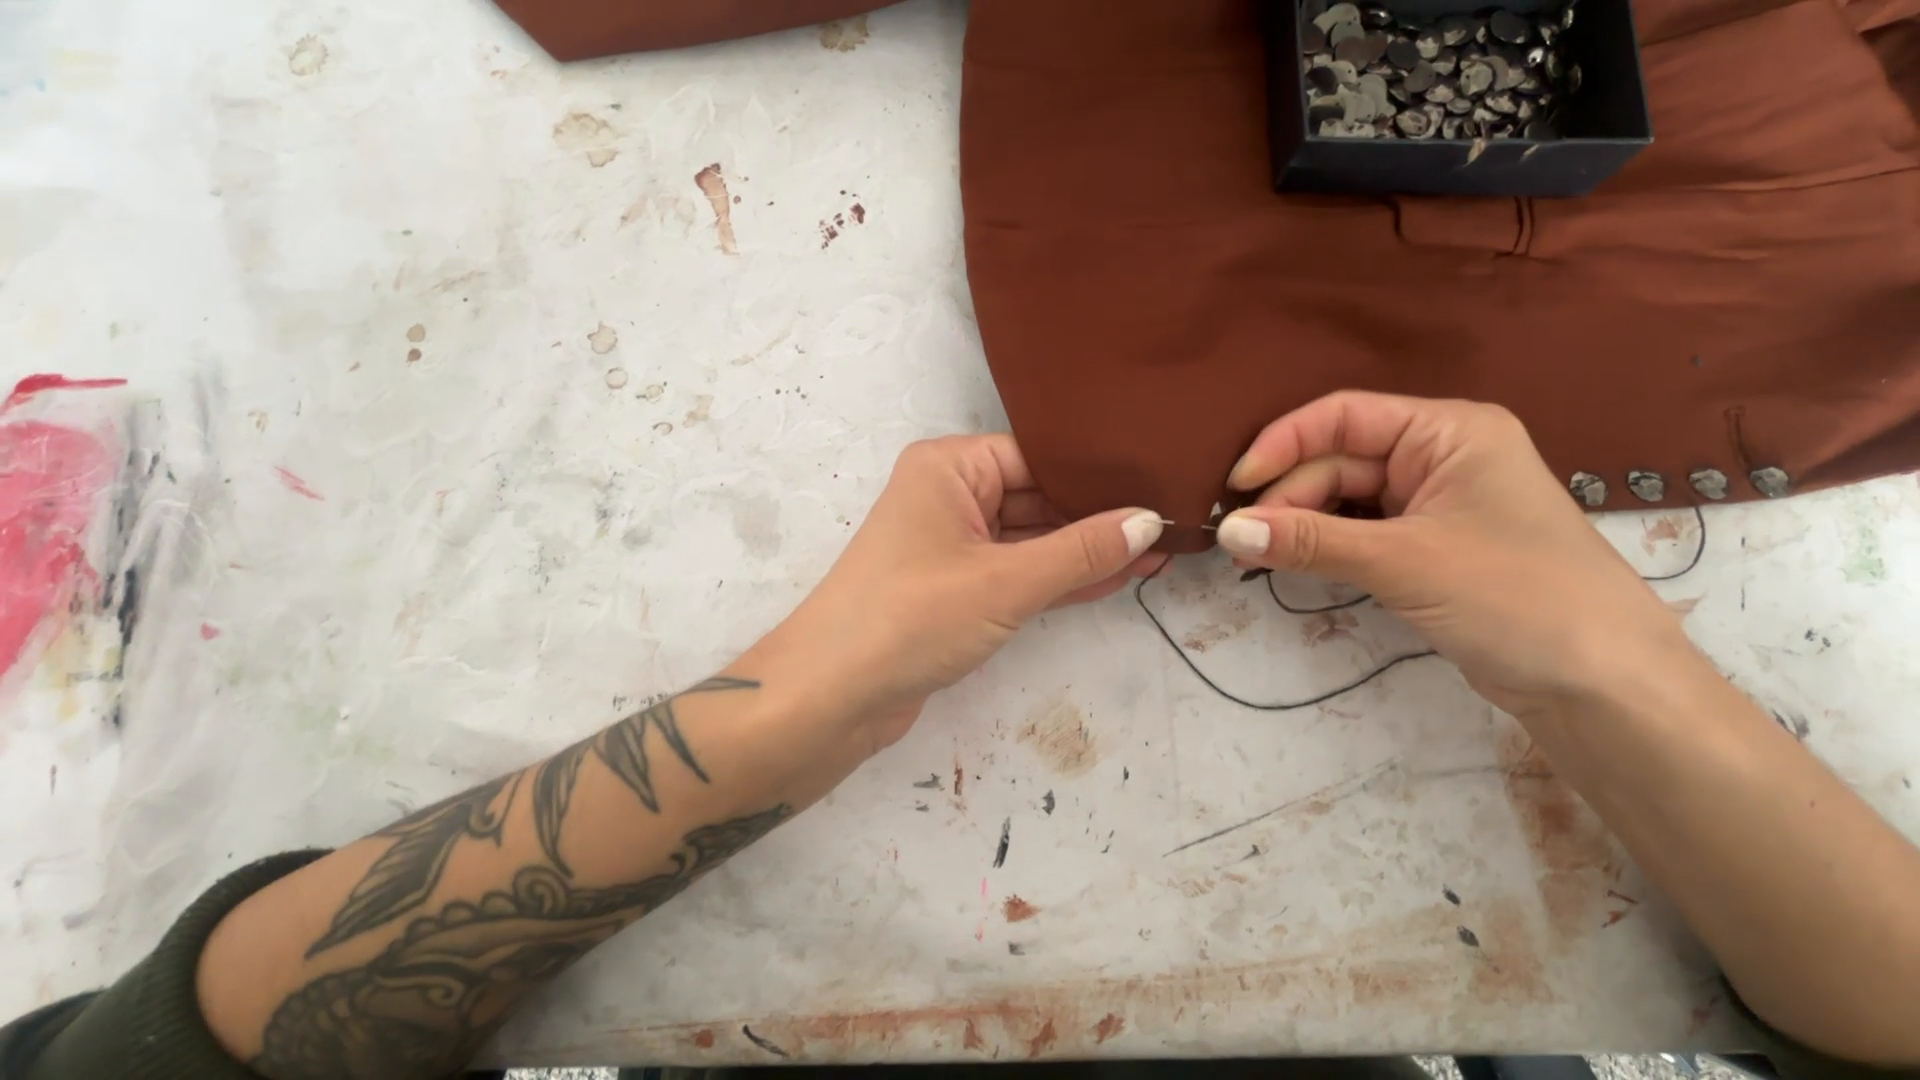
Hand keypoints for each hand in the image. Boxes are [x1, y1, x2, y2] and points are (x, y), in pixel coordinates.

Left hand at [741, 435, 1164, 754]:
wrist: (832, 696)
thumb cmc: (913, 617)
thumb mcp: (1006, 582)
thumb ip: (1082, 551)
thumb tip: (1151, 522)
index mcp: (950, 466)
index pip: (1039, 456)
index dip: (1100, 474)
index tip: (1163, 482)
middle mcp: (949, 494)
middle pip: (1037, 496)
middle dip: (1098, 516)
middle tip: (1174, 521)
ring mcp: (950, 544)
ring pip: (1030, 538)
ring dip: (1084, 551)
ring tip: (1158, 553)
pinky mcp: (954, 589)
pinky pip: (1016, 571)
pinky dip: (1058, 578)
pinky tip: (1115, 579)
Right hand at [1213, 391, 1690, 716]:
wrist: (1601, 684)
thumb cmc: (1513, 596)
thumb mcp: (1402, 562)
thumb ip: (1309, 541)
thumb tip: (1226, 531)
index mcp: (1448, 431)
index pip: (1343, 416)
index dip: (1282, 445)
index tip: (1234, 488)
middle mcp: (1440, 455)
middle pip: (1339, 459)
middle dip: (1289, 497)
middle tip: (1244, 542)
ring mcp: (1436, 502)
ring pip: (1345, 498)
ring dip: (1302, 523)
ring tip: (1260, 557)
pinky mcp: (1431, 545)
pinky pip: (1361, 530)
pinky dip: (1326, 545)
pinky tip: (1294, 563)